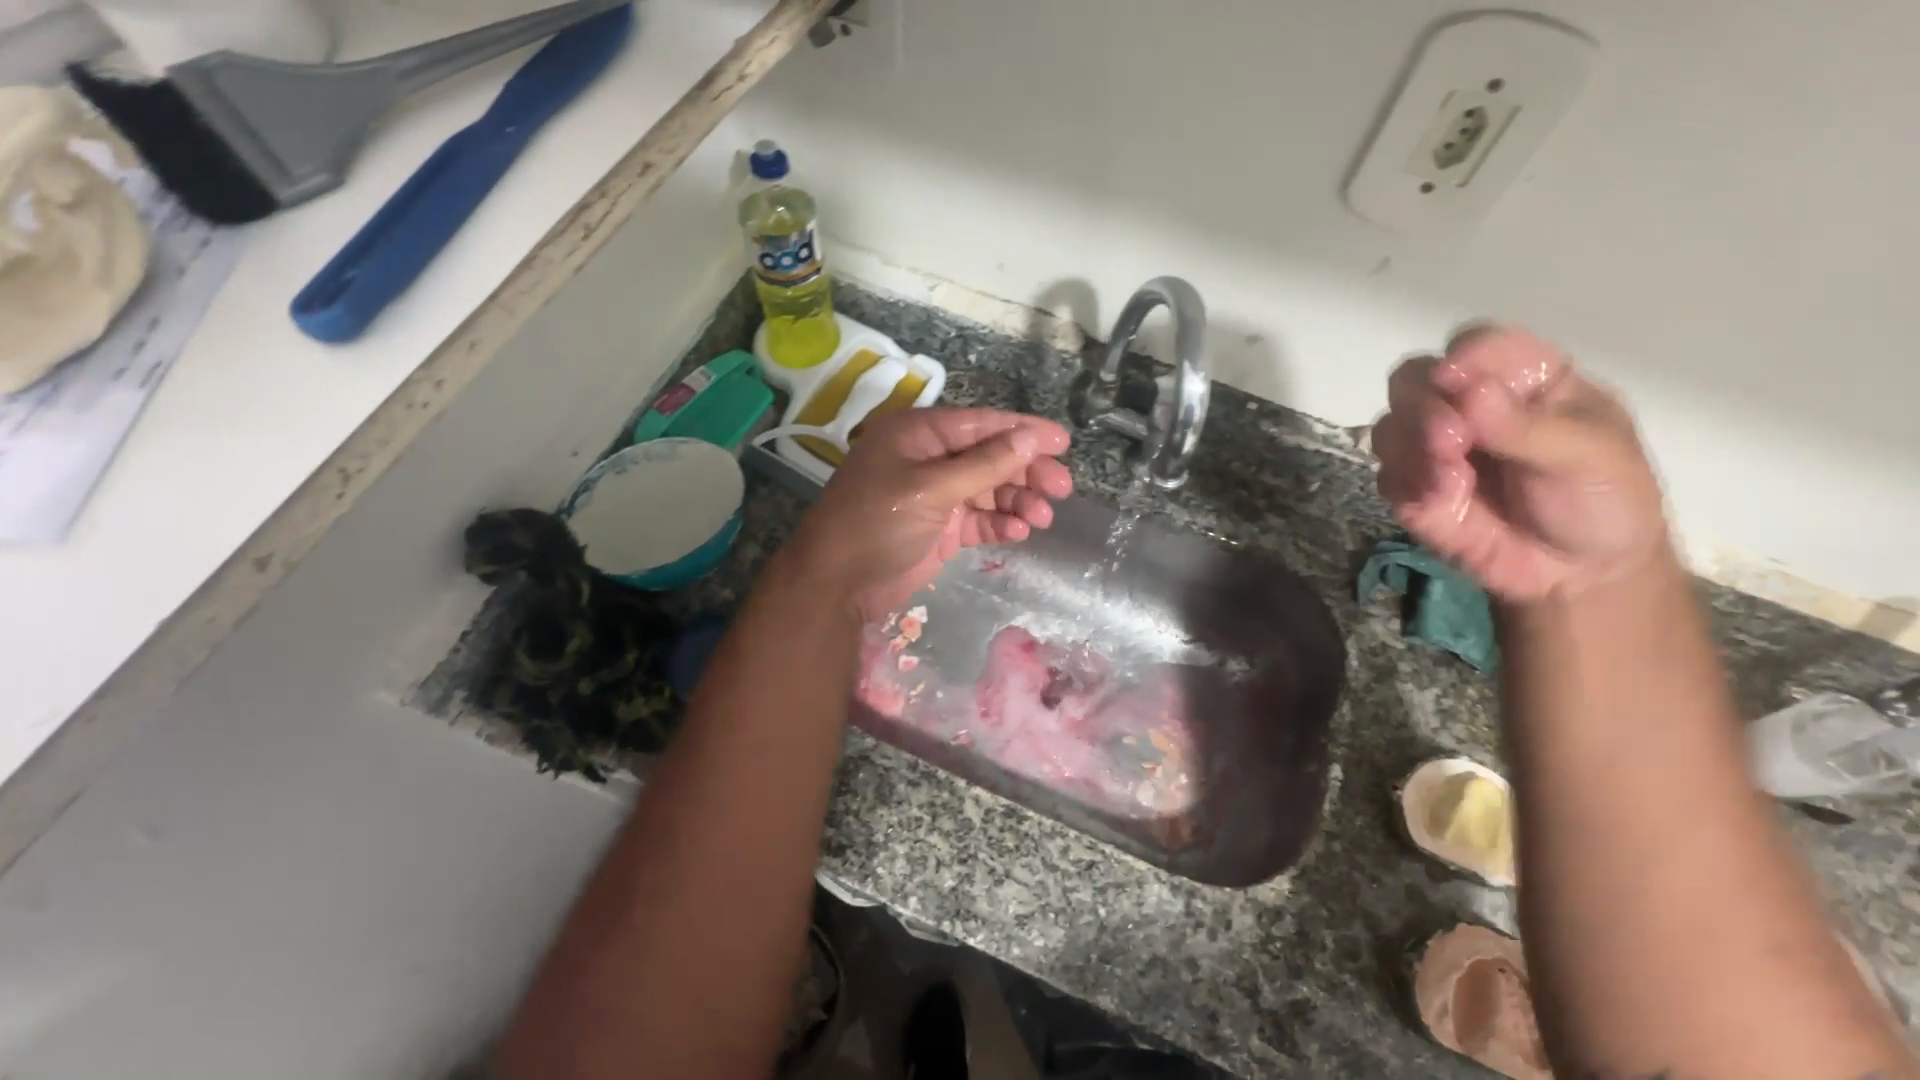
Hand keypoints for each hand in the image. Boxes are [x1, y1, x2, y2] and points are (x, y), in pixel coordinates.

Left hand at [783, 407, 1072, 620]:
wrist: (835, 584)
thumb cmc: (876, 524)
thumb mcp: (932, 489)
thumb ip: (986, 464)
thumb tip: (1032, 438)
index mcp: (918, 433)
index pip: (982, 424)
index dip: (1024, 432)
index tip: (1064, 444)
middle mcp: (927, 458)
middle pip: (989, 456)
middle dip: (1026, 471)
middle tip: (1061, 489)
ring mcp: (932, 494)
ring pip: (987, 489)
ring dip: (1016, 500)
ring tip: (1042, 517)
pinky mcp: (937, 528)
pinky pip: (977, 519)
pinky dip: (999, 524)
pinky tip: (1018, 532)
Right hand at [1372, 327, 1670, 602]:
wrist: (1581, 574)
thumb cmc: (1604, 500)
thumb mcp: (1591, 458)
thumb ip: (1529, 427)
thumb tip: (1471, 394)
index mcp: (1521, 378)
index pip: (1477, 346)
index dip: (1462, 359)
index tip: (1456, 383)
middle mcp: (1467, 403)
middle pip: (1415, 378)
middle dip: (1423, 407)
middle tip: (1449, 442)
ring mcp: (1433, 446)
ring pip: (1390, 425)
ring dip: (1410, 449)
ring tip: (1449, 483)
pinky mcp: (1414, 489)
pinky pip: (1386, 475)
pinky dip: (1406, 484)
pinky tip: (1441, 503)